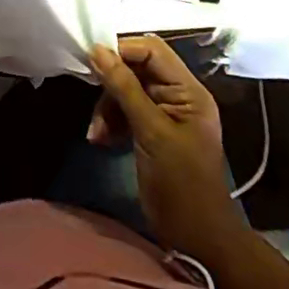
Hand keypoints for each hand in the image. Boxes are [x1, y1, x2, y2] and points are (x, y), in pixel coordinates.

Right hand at [88, 36, 236, 251]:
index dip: (121, 51)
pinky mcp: (152, 132)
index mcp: (189, 91)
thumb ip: (124, 88)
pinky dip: (111, 123)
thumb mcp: (150, 132)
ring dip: (107, 108)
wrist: (196, 238)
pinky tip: (102, 140)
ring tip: (97, 133)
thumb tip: (97, 50)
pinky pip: (125, 112)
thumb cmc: (180, 183)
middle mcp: (178, 96)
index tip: (92, 62)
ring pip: (126, 91)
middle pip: (136, 70)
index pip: (152, 51)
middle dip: (111, 86)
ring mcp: (165, 115)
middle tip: (93, 104)